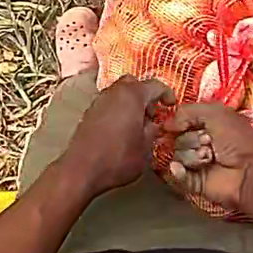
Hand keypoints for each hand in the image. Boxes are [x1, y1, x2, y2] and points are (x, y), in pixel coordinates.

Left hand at [57, 76, 175, 194]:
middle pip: (134, 83)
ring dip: (131, 102)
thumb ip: (153, 131)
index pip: (155, 86)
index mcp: (132, 96)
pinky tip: (122, 128)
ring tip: (138, 124)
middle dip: (145, 95)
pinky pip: (109, 102)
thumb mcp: (145, 148)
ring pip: (120, 92)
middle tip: (153, 114)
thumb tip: (154, 124)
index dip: (167, 94)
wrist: (81, 169)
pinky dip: (118, 109)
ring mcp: (99, 100)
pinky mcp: (89, 111)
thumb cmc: (117, 158)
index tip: (172, 105)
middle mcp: (114, 92)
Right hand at [160, 102, 252, 212]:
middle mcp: (200, 144)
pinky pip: (177, 174)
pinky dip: (179, 171)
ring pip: (177, 155)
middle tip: (209, 143)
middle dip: (192, 139)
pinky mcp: (195, 182)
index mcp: (207, 126)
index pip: (181, 122)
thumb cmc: (236, 139)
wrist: (249, 171)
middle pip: (178, 139)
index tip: (183, 125)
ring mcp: (197, 164)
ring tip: (210, 158)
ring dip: (192, 155)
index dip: (180, 123)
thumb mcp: (214, 113)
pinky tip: (182, 169)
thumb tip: (166, 124)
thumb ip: (187, 112)